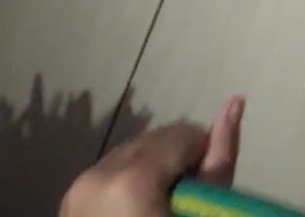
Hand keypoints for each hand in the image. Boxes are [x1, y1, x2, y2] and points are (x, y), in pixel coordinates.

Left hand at [60, 96, 243, 216]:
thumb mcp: (202, 214)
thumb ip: (219, 157)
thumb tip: (235, 100)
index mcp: (133, 179)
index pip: (186, 134)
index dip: (201, 161)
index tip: (199, 196)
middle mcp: (99, 174)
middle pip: (159, 139)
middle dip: (176, 162)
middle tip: (182, 203)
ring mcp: (79, 188)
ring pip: (136, 151)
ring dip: (154, 169)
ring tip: (158, 210)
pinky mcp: (69, 200)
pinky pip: (114, 169)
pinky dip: (131, 182)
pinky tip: (137, 213)